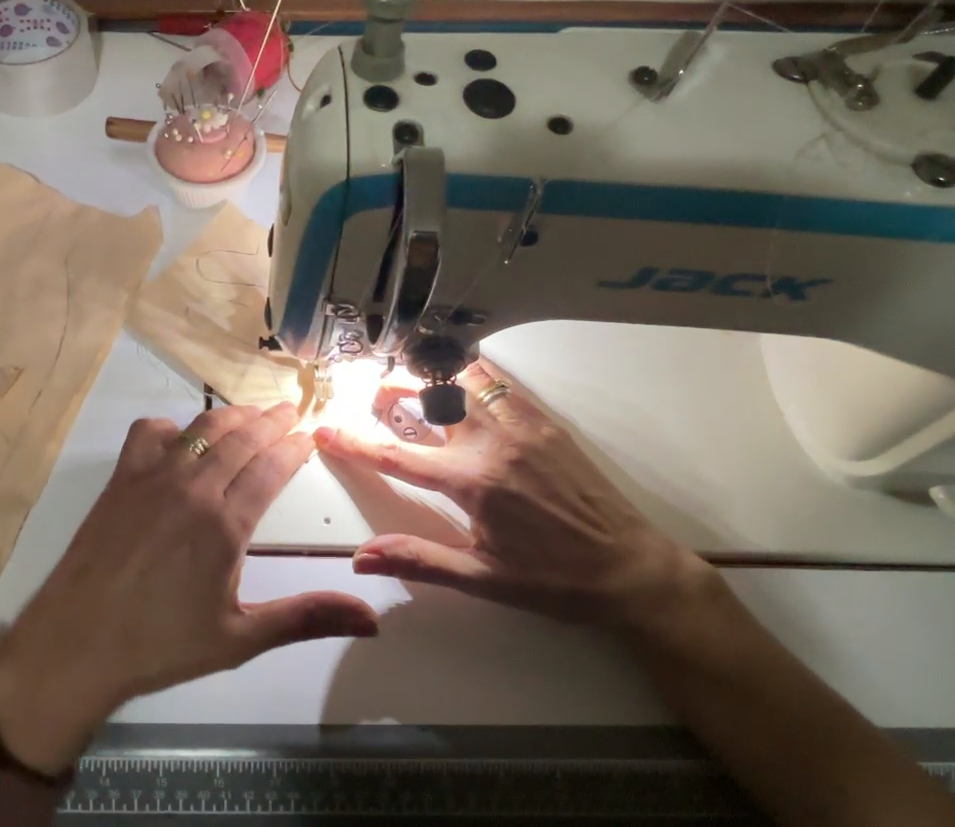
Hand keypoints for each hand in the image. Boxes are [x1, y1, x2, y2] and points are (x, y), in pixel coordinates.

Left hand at [0, 402, 378, 772]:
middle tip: (290, 411)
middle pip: (241, 439)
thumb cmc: (160, 645)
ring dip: (232, 416)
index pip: (270, 469)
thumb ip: (305, 618)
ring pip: (202, 430)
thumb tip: (371, 620)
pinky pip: (149, 434)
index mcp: (225, 526)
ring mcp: (152, 479)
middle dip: (270, 421)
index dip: (293, 448)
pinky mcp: (120, 480)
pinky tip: (183, 438)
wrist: (76, 645)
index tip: (309, 436)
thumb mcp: (239, 639)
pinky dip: (173, 427)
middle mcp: (192, 490)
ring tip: (253, 413)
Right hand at [315, 362, 713, 633]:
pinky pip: (501, 383)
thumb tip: (360, 557)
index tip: (325, 430)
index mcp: (472, 482)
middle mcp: (494, 442)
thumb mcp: (482, 579)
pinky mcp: (548, 422)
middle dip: (394, 388)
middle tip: (377, 395)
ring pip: (467, 376)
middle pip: (430, 395)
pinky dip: (472, 374)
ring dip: (433, 373)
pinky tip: (463, 382)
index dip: (355, 442)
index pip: (397, 455)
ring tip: (415, 381)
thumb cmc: (553, 581)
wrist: (630, 569)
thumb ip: (419, 559)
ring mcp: (524, 425)